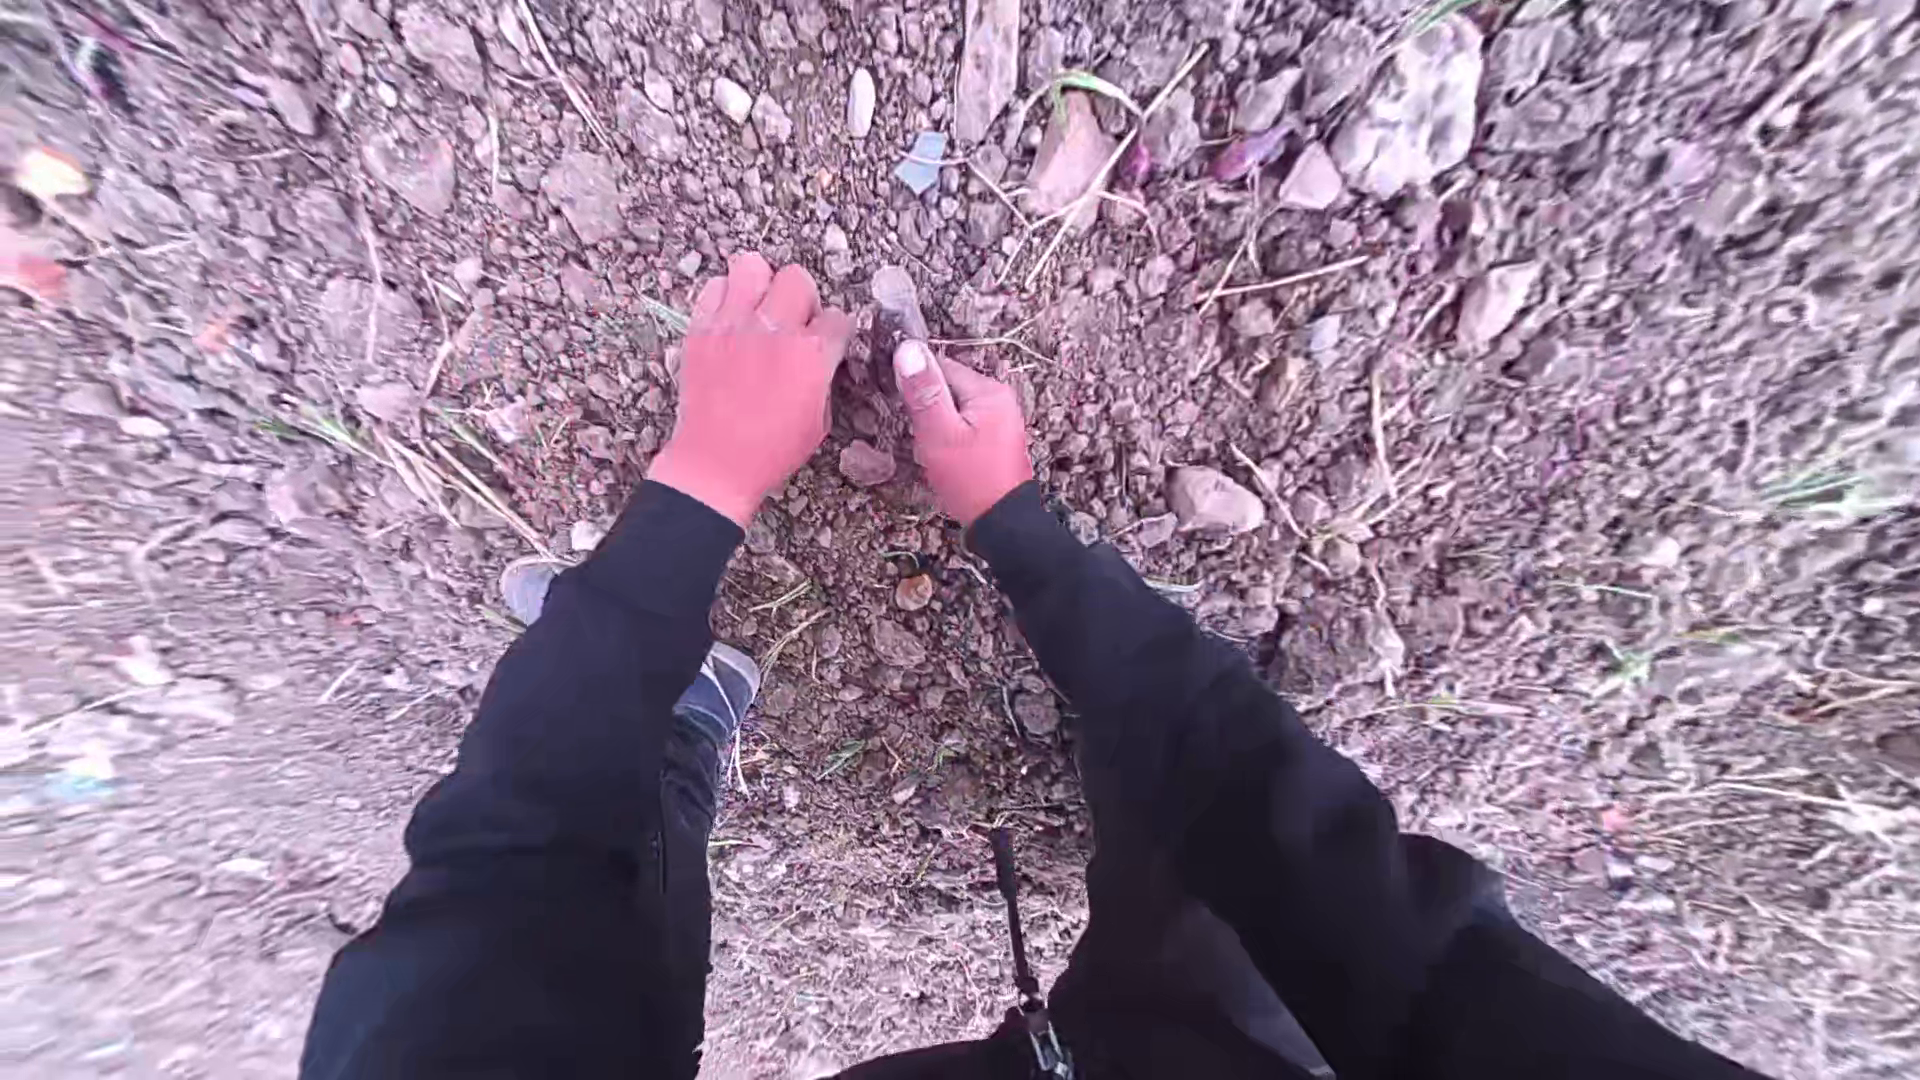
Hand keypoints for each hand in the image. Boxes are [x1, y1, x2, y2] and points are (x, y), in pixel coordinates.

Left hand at [647, 254, 852, 526]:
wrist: (718, 462)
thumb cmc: (772, 450)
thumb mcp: (819, 420)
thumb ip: (823, 378)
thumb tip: (821, 357)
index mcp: (812, 356)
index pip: (838, 317)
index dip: (835, 330)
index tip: (828, 340)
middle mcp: (775, 331)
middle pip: (798, 278)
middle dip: (803, 298)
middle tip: (795, 322)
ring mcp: (734, 325)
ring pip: (752, 265)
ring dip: (762, 284)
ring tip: (760, 310)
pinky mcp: (702, 329)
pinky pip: (715, 287)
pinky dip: (726, 296)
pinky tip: (732, 320)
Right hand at [892, 340, 1032, 525]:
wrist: (1002, 524)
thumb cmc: (971, 481)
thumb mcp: (940, 434)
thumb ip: (925, 392)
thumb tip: (908, 349)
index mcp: (989, 391)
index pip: (941, 368)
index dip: (919, 389)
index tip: (911, 413)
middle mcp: (1000, 400)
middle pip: (948, 390)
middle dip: (930, 414)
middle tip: (929, 441)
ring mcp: (1001, 421)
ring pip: (954, 412)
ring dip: (939, 431)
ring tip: (941, 455)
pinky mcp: (996, 440)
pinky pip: (964, 429)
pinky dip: (951, 442)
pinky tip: (950, 461)